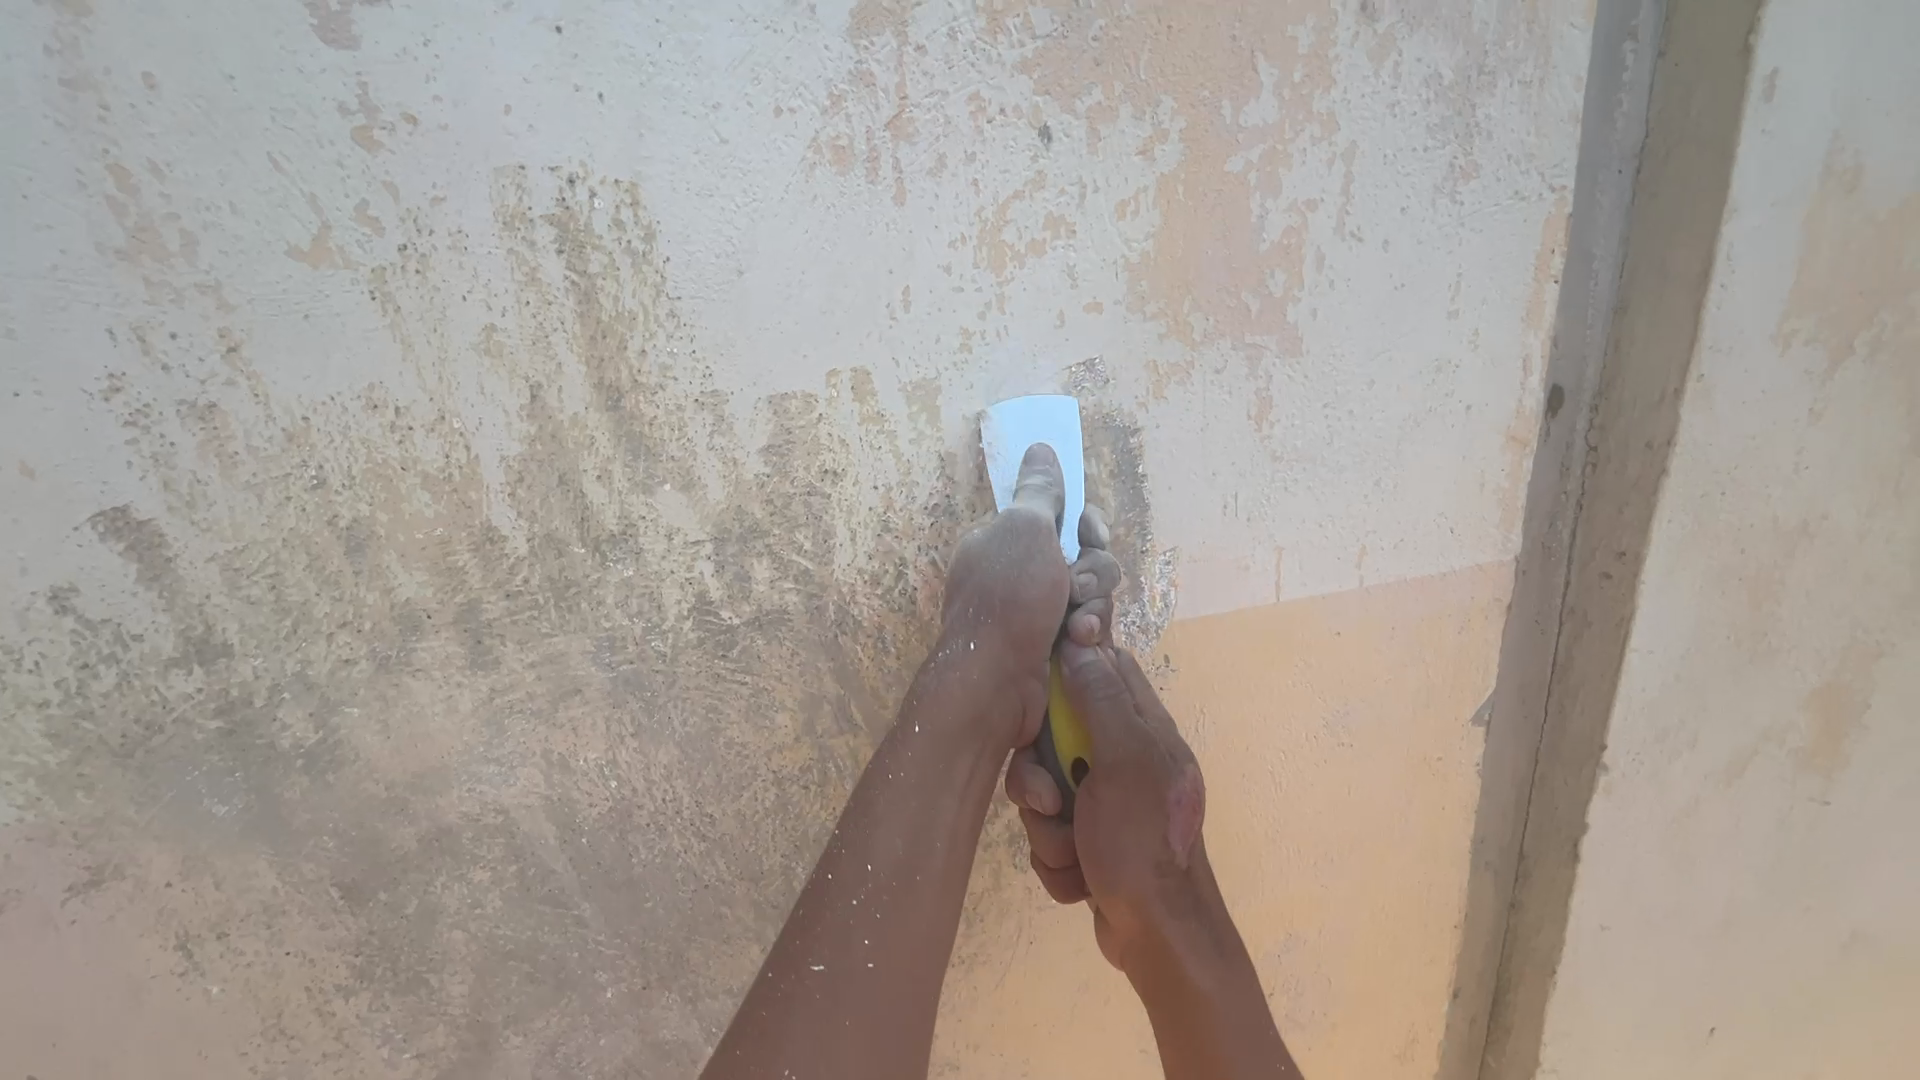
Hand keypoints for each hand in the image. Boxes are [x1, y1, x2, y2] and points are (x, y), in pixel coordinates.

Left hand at [937, 444, 1071, 748]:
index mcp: (1006, 538)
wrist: (996, 683)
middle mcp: (1022, 571)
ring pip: (1094, 591)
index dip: (1085, 524)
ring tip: (1076, 625)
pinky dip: (1088, 630)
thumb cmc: (1007, 599)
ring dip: (1093, 603)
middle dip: (1094, 569)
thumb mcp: (1024, 530)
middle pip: (1086, 554)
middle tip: (1077, 586)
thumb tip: (1040, 445)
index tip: (1089, 531)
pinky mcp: (1052, 642)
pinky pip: (1088, 624)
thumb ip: (1040, 490)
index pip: (1060, 516)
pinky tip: (1078, 643)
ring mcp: (1036, 609)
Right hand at [1005, 635, 1208, 973]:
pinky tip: (1080, 876)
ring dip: (1048, 826)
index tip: (1036, 689)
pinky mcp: (1088, 838)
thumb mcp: (1123, 759)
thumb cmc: (1142, 840)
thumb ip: (1100, 698)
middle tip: (1052, 799)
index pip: (1102, 667)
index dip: (1066, 668)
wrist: (1157, 938)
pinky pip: (1048, 829)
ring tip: (1075, 851)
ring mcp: (1104, 801)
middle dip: (1040, 775)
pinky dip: (1058, 857)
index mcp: (1141, 727)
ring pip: (1043, 788)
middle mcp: (1122, 756)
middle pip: (1055, 734)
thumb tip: (1079, 638)